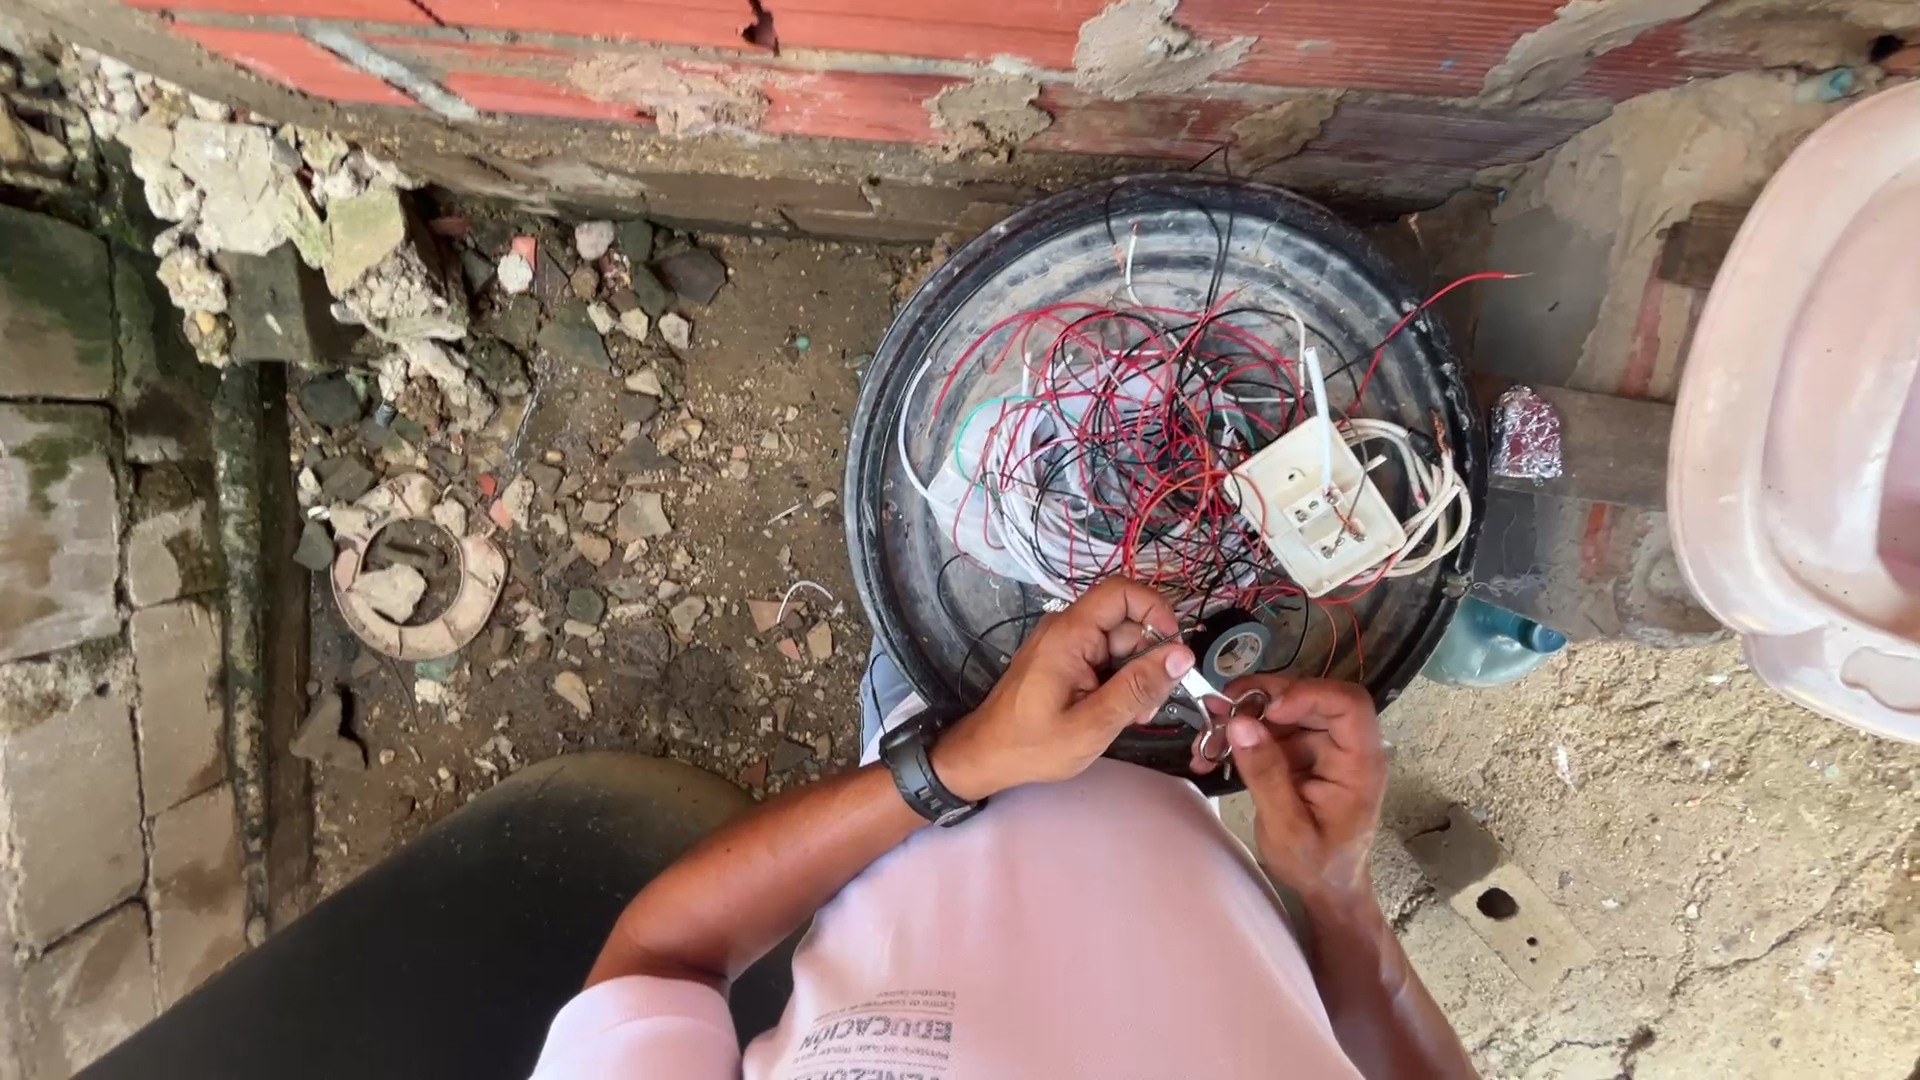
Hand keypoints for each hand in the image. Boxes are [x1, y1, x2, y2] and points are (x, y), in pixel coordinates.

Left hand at [931, 579, 1193, 800]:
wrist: (986, 755)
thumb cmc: (1032, 745)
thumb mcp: (1093, 723)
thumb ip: (1138, 687)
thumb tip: (1182, 654)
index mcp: (1070, 633)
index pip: (1122, 591)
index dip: (1156, 611)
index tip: (1174, 651)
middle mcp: (1068, 628)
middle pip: (1127, 622)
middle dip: (1150, 659)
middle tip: (1150, 704)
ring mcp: (1067, 643)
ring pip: (1122, 643)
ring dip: (1137, 676)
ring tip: (1132, 715)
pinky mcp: (1067, 660)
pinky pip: (1106, 658)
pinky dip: (1120, 682)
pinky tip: (1118, 712)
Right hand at [1213, 677, 1386, 902]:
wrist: (1323, 885)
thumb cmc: (1317, 864)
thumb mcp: (1288, 828)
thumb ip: (1266, 775)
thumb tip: (1240, 723)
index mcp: (1359, 763)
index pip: (1348, 703)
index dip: (1308, 695)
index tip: (1268, 712)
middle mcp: (1341, 745)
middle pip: (1306, 696)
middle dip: (1258, 699)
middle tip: (1216, 710)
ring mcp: (1317, 745)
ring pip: (1278, 706)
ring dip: (1238, 715)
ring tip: (1206, 739)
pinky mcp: (1295, 750)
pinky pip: (1264, 726)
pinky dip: (1235, 732)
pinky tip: (1209, 751)